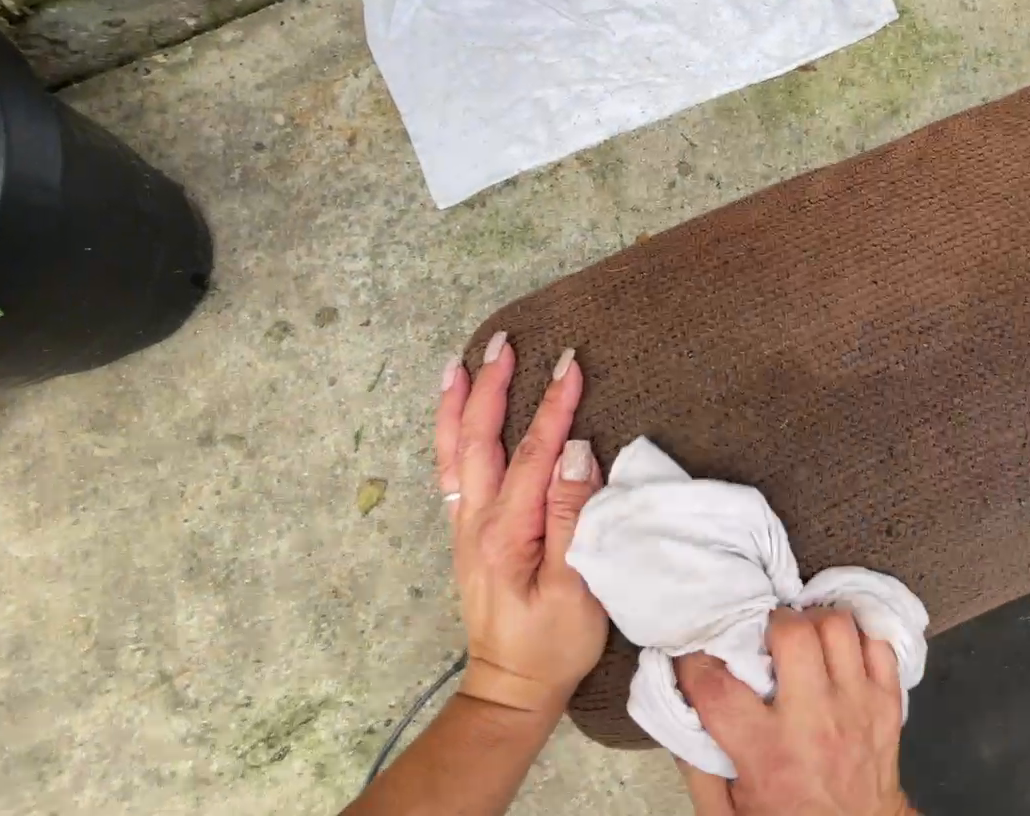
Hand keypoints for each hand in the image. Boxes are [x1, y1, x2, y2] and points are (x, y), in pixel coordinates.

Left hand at [435, 333, 605, 717]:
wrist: (510, 686)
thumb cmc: (553, 641)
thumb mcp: (577, 585)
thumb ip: (572, 514)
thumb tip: (575, 449)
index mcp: (506, 531)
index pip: (533, 452)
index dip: (553, 405)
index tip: (571, 363)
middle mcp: (477, 520)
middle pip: (479, 439)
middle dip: (492, 386)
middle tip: (504, 343)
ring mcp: (466, 525)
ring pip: (455, 450)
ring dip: (459, 402)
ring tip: (461, 362)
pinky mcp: (468, 532)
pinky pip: (454, 469)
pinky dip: (451, 432)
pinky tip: (456, 414)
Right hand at [675, 609, 913, 815]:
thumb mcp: (727, 813)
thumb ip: (697, 763)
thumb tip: (676, 706)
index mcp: (768, 753)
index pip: (718, 688)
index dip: (695, 662)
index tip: (693, 655)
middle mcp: (815, 722)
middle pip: (793, 634)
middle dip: (771, 622)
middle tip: (764, 635)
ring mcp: (857, 707)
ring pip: (838, 627)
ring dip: (814, 622)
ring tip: (802, 636)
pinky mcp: (887, 702)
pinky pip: (878, 642)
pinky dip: (857, 637)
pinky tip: (837, 649)